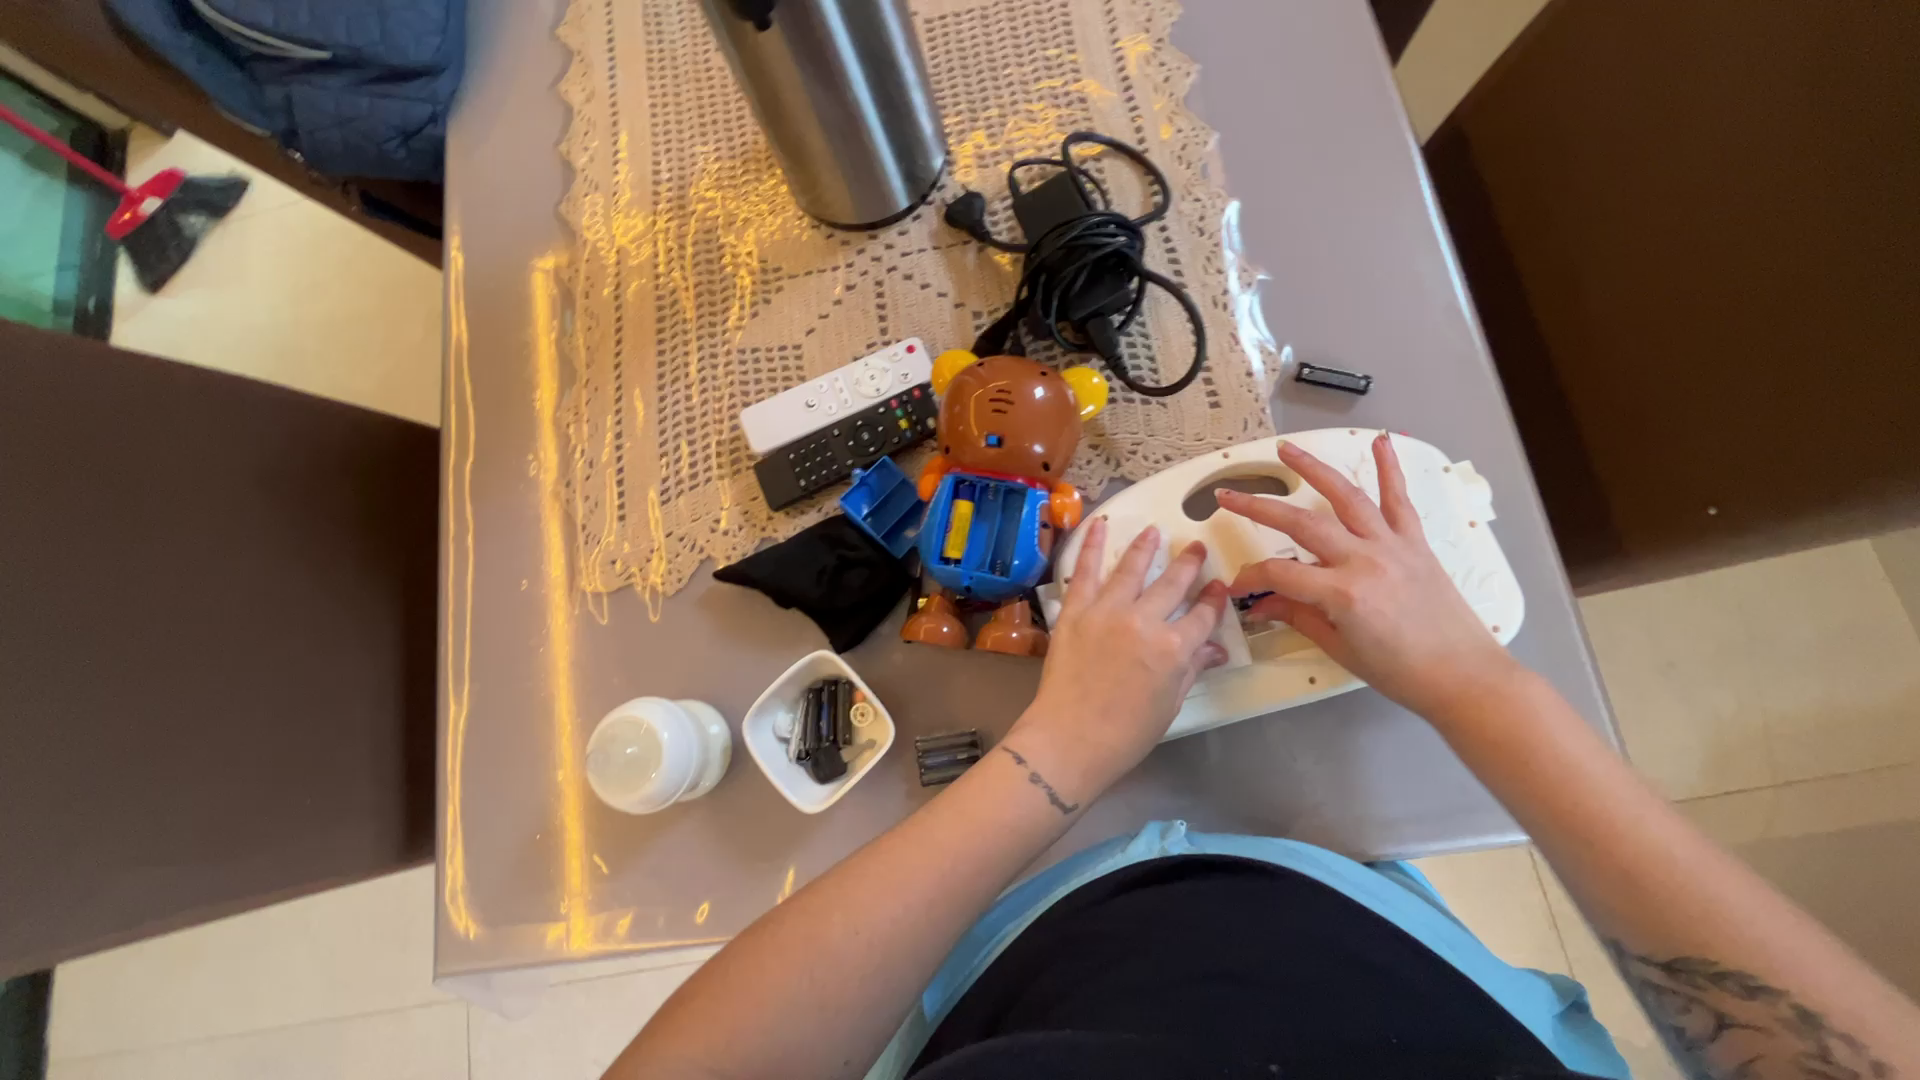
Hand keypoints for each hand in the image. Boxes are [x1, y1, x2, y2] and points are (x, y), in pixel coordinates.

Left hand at [1006, 520, 1229, 801]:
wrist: (1071, 738)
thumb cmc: (1127, 733)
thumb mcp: (1169, 703)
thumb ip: (1191, 669)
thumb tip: (1215, 650)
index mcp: (1174, 648)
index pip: (1202, 616)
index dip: (1213, 600)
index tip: (1219, 587)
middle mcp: (1144, 621)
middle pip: (1172, 584)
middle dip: (1188, 564)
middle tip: (1196, 548)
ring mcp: (1107, 611)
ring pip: (1132, 569)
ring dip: (1145, 547)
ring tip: (1154, 532)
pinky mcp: (1076, 611)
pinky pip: (1085, 571)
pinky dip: (1091, 545)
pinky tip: (1098, 525)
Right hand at [1215, 434, 1521, 720]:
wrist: (1463, 676)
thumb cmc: (1399, 672)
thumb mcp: (1339, 647)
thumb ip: (1297, 615)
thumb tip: (1260, 603)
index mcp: (1342, 593)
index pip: (1278, 573)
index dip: (1250, 578)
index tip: (1236, 587)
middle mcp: (1364, 560)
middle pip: (1301, 524)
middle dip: (1258, 507)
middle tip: (1227, 495)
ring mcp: (1392, 546)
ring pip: (1346, 497)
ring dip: (1314, 469)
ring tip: (1286, 450)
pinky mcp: (1415, 543)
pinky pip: (1400, 501)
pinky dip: (1392, 469)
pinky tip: (1381, 442)